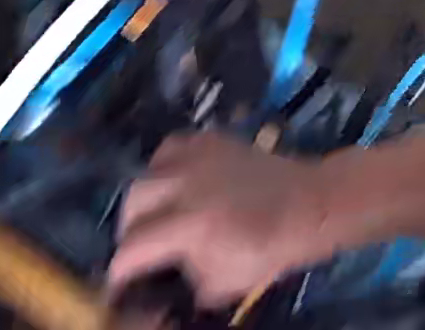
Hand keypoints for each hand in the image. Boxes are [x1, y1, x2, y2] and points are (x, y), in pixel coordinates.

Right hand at [106, 132, 332, 307]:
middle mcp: (188, 184)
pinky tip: (177, 179)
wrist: (306, 203)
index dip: (118, 273)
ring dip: (147, 192)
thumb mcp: (218, 285)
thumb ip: (182, 280)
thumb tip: (158, 280)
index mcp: (189, 225)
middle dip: (129, 228)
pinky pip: (176, 143)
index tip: (119, 284)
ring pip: (150, 167)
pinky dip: (168, 162)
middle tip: (140, 244)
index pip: (131, 248)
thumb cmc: (268, 249)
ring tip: (157, 209)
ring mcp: (202, 155)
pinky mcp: (216, 139)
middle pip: (133, 200)